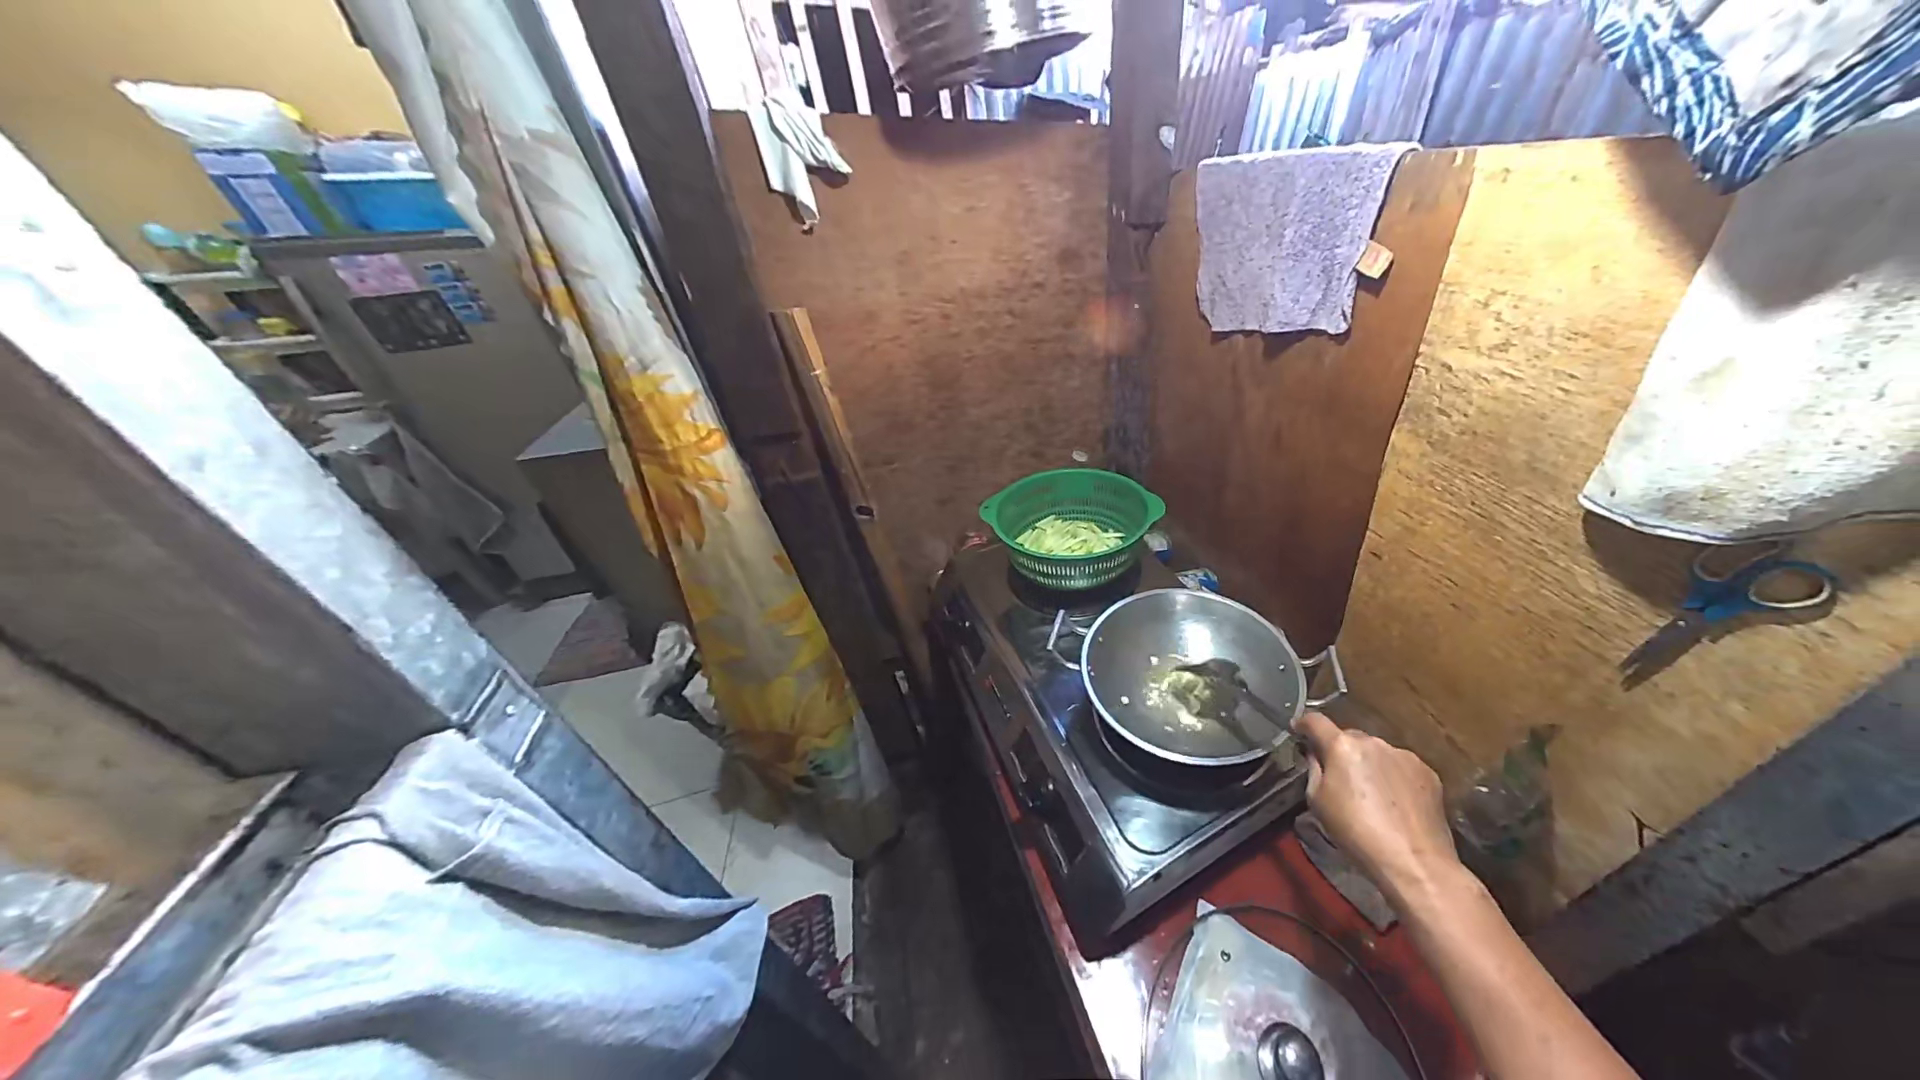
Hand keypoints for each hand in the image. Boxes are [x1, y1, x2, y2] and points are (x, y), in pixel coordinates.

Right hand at [1292, 711, 1458, 908]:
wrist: (1414, 862)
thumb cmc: (1356, 832)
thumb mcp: (1317, 802)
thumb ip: (1314, 769)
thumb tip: (1316, 755)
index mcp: (1342, 746)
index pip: (1315, 721)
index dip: (1302, 723)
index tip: (1298, 730)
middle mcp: (1375, 742)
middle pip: (1349, 738)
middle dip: (1340, 751)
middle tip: (1337, 776)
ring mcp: (1405, 756)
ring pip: (1376, 752)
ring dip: (1368, 764)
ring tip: (1370, 794)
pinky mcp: (1428, 774)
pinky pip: (1400, 766)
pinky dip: (1392, 776)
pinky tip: (1394, 802)